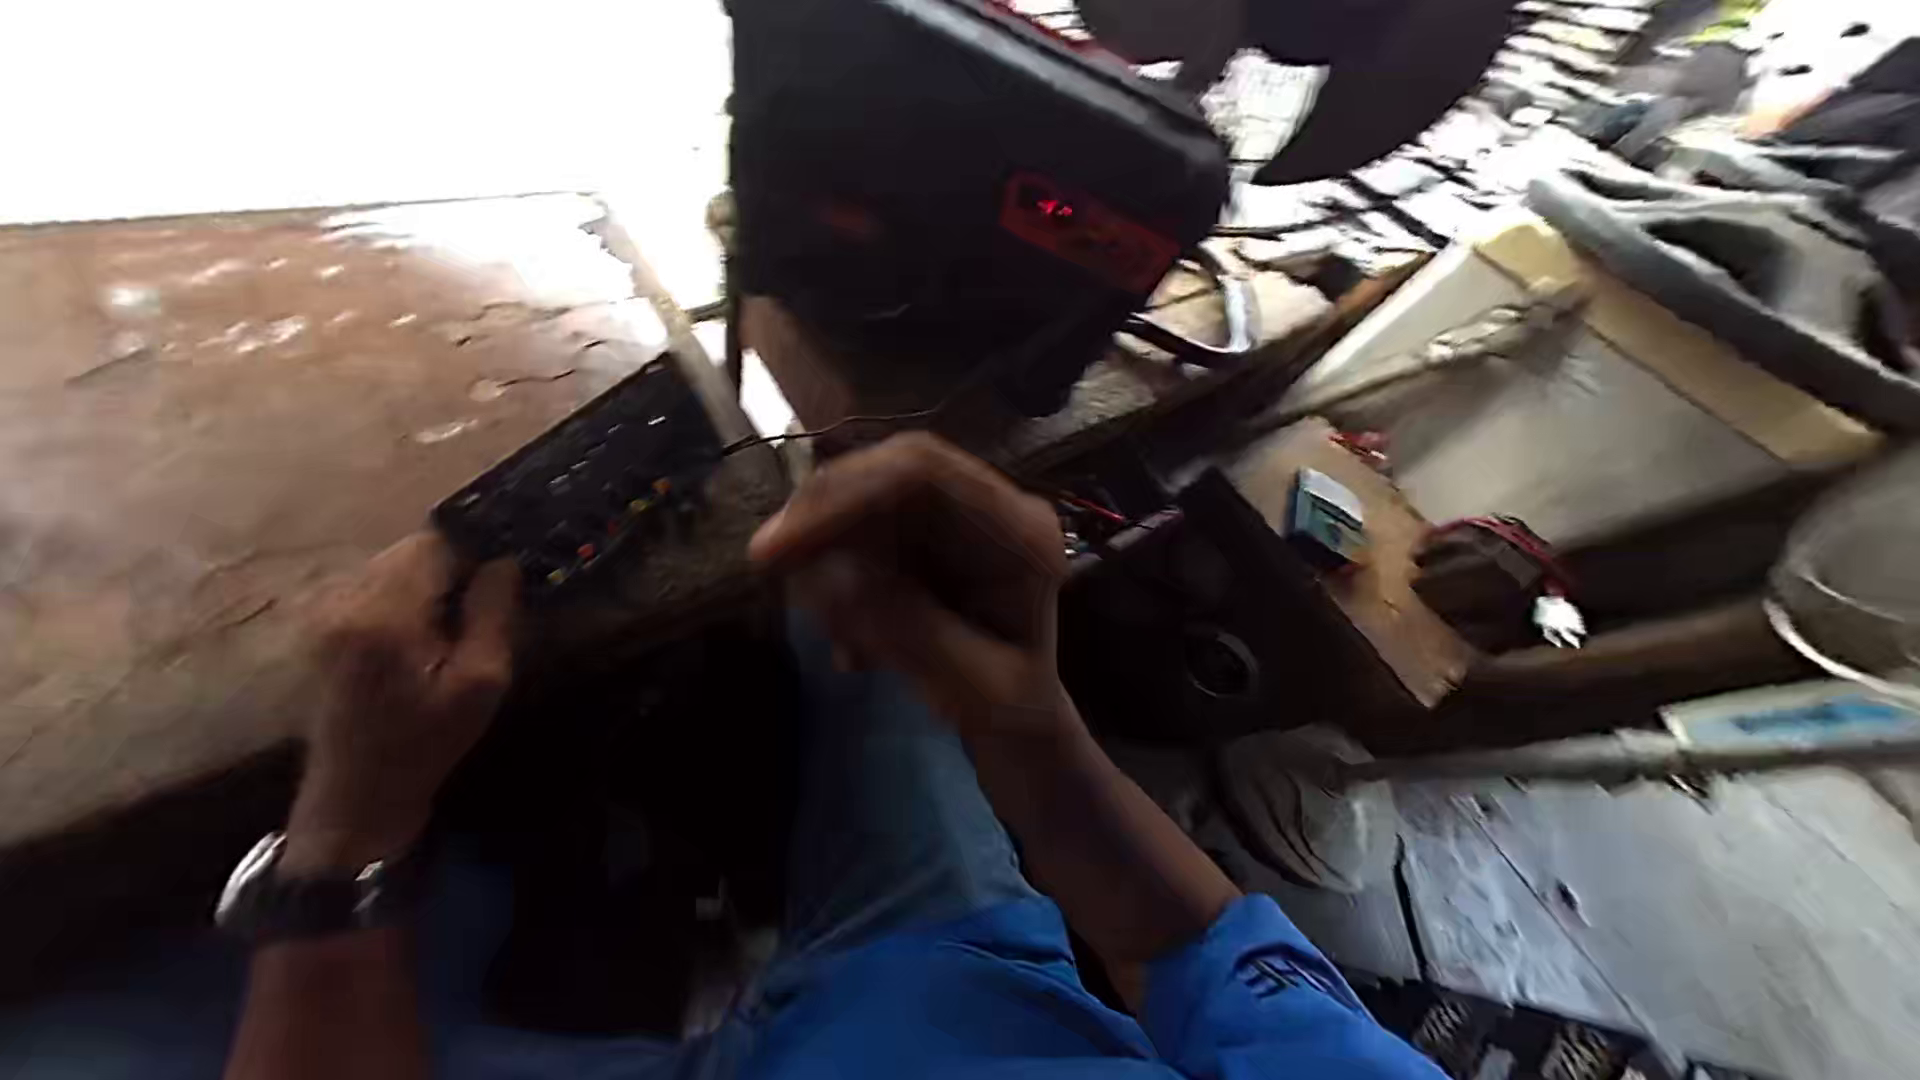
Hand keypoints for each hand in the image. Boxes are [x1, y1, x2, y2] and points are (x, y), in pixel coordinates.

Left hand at [283, 533, 519, 875]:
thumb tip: (503, 562)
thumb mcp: (483, 679)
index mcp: (383, 616)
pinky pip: (380, 584)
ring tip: (463, 616)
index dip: (476, 550)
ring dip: (436, 578)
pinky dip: (414, 592)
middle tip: (489, 599)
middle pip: (412, 549)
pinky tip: (431, 628)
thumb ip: (493, 613)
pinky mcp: (326, 626)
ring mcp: (328, 614)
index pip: (433, 544)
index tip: (504, 574)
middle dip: (457, 564)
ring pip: (396, 563)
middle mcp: (345, 603)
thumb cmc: (429, 737)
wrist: (359, 789)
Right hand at [749, 433, 1070, 738]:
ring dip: (825, 554)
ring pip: (865, 499)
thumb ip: (912, 633)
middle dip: (821, 517)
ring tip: (839, 638)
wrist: (1018, 713)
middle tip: (768, 566)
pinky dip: (834, 577)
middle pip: (886, 471)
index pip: (925, 472)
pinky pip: (860, 532)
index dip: (844, 494)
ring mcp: (955, 518)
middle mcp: (989, 507)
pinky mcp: (924, 536)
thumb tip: (829, 573)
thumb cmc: (1014, 708)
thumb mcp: (974, 690)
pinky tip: (851, 643)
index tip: (780, 546)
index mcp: (1022, 533)